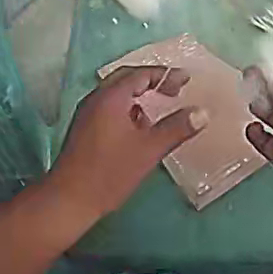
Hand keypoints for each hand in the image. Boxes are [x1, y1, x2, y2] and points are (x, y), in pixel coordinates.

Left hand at [47, 66, 206, 221]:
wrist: (70, 198)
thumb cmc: (110, 171)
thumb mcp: (149, 149)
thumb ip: (176, 128)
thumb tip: (202, 112)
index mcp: (111, 97)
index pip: (141, 74)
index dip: (165, 75)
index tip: (186, 80)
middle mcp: (96, 98)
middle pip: (126, 78)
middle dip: (151, 81)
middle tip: (174, 90)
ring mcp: (86, 113)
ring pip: (116, 94)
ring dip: (138, 96)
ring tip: (158, 110)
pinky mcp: (83, 127)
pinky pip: (109, 107)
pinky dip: (127, 109)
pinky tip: (138, 130)